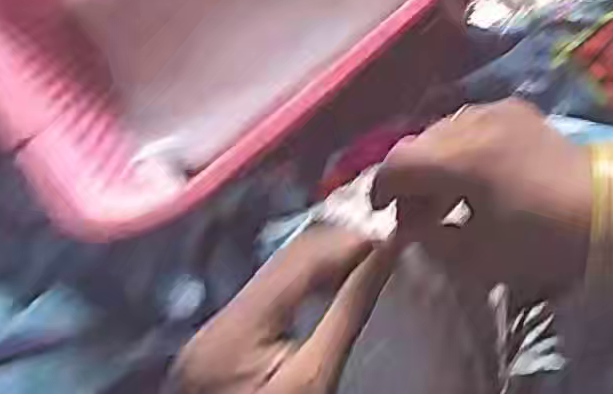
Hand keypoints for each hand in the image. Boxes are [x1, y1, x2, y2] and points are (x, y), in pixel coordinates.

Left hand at [173, 225, 398, 393]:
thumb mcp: (317, 378)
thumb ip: (351, 307)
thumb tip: (389, 248)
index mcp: (234, 329)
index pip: (301, 260)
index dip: (350, 241)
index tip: (394, 234)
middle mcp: (218, 318)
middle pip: (290, 258)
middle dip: (341, 245)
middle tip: (387, 242)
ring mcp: (220, 327)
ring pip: (285, 267)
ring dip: (330, 257)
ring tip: (372, 256)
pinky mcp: (229, 338)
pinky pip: (278, 288)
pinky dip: (313, 276)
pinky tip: (341, 279)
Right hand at [371, 100, 592, 292]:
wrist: (601, 206)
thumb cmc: (539, 237)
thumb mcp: (476, 255)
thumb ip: (430, 237)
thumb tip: (411, 222)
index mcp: (463, 157)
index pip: (399, 160)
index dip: (382, 188)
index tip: (384, 213)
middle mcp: (476, 121)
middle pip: (421, 140)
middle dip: (410, 174)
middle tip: (418, 212)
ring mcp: (500, 109)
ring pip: (446, 127)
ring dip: (436, 158)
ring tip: (448, 195)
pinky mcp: (518, 108)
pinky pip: (473, 121)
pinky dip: (462, 144)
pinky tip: (476, 172)